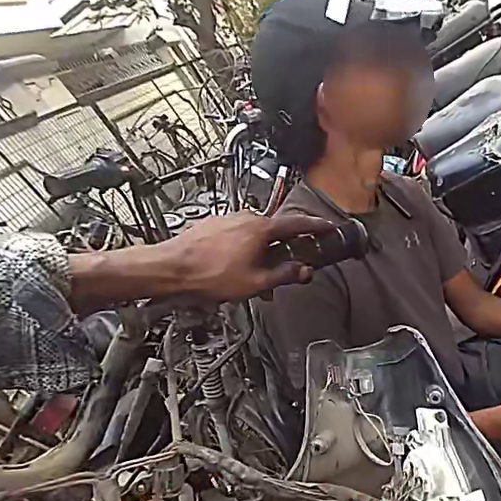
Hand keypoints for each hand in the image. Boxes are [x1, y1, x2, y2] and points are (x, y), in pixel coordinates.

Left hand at [162, 210, 337, 301]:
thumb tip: (302, 271)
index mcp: (260, 228)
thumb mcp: (255, 283)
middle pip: (275, 232)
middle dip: (283, 251)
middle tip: (287, 269)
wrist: (172, 269)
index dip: (316, 226)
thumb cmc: (208, 275)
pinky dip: (243, 250)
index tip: (328, 227)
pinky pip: (237, 236)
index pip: (297, 223)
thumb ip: (283, 275)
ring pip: (254, 236)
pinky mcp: (213, 225)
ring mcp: (227, 219)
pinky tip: (235, 270)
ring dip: (260, 254)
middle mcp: (245, 218)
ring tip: (255, 278)